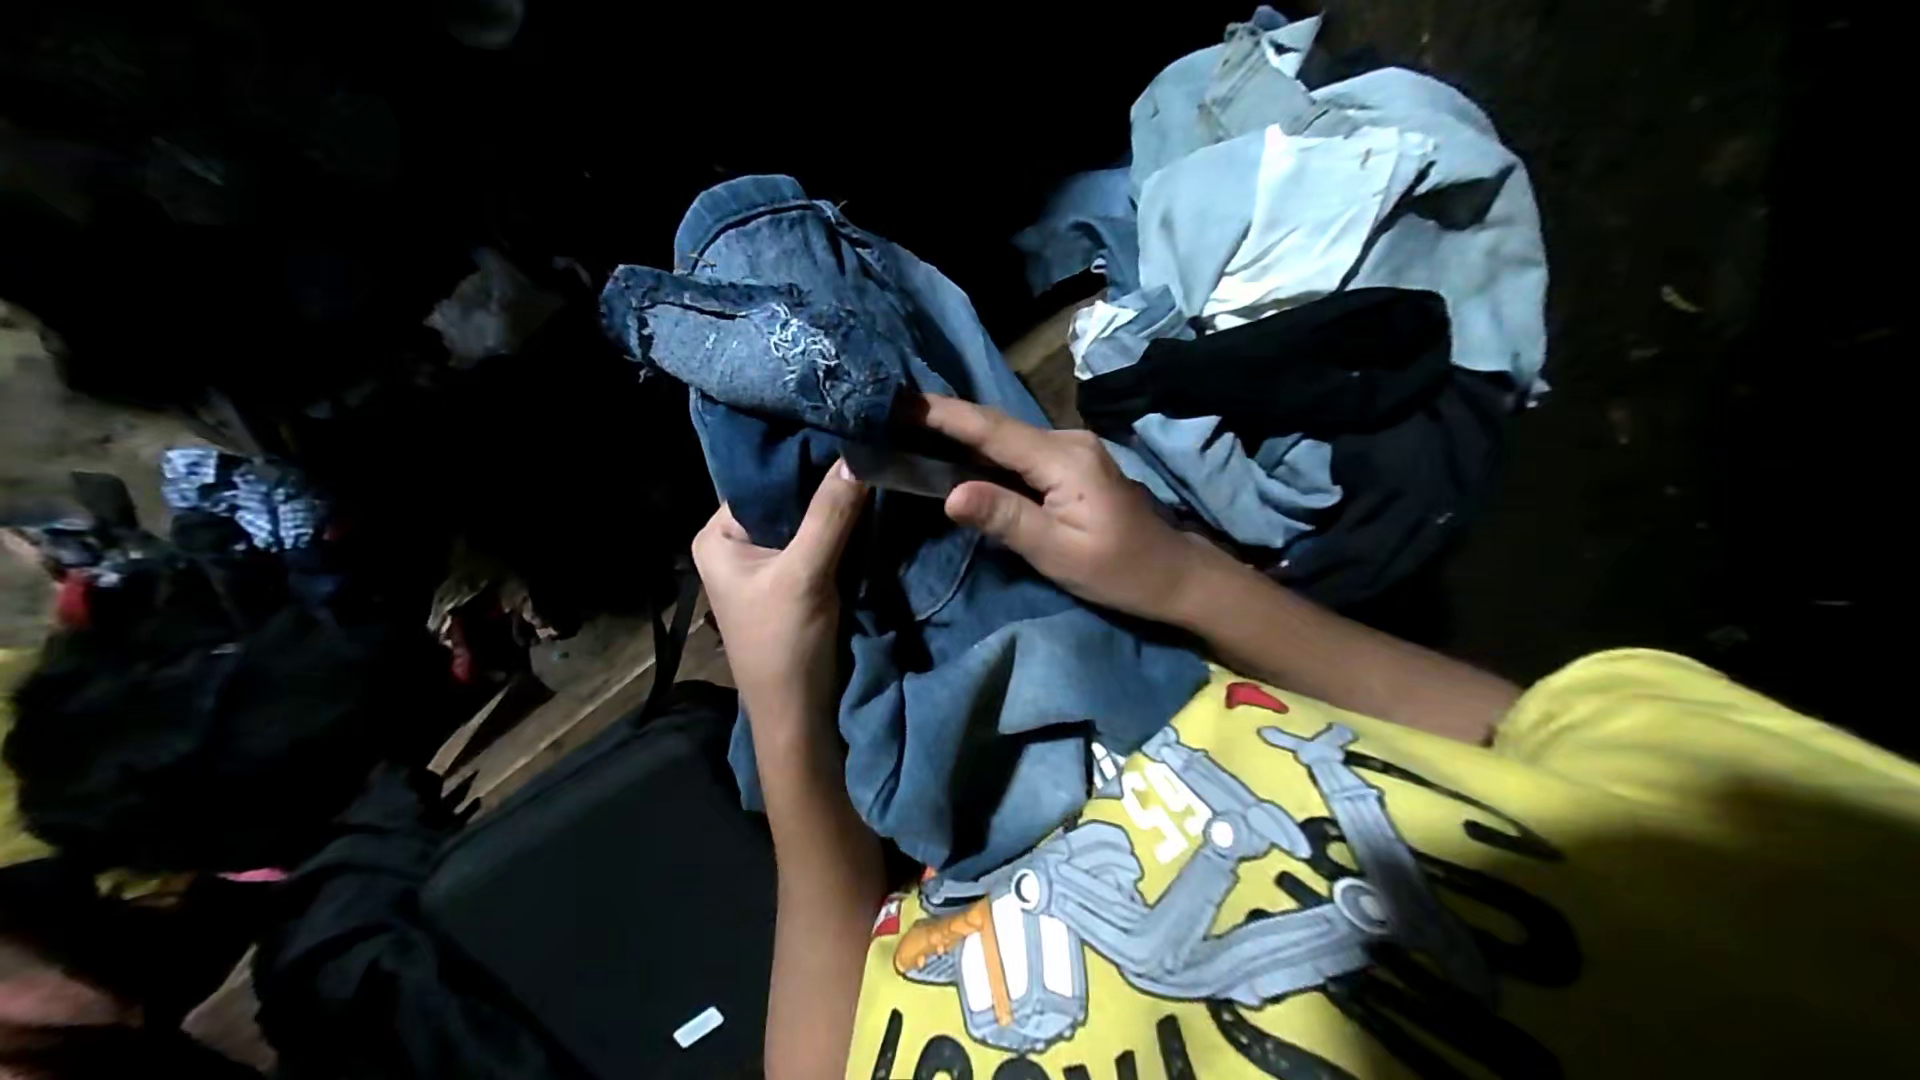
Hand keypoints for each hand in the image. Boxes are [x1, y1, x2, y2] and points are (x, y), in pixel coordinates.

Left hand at [691, 464, 869, 723]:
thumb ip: (829, 516)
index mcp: (717, 536)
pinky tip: (873, 508)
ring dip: (840, 507)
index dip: (804, 459)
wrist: (801, 715)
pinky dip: (846, 531)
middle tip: (869, 447)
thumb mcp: (804, 575)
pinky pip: (823, 542)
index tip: (847, 432)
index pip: (763, 480)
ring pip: (810, 520)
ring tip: (875, 470)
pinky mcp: (798, 580)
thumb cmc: (785, 647)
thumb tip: (857, 454)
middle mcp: (738, 543)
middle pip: (788, 499)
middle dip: (826, 483)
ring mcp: (770, 563)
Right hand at [920, 394, 1230, 624]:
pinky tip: (961, 454)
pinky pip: (1021, 451)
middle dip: (947, 418)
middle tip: (896, 413)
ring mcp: (1072, 449)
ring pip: (1008, 436)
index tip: (901, 400)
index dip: (945, 414)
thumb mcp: (1058, 552)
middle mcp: (1068, 441)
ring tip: (916, 428)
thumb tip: (950, 494)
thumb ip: (1006, 518)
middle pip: (998, 426)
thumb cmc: (1119, 570)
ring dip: (965, 433)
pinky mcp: (1072, 464)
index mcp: (1064, 458)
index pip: (993, 430)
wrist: (1174, 573)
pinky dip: (987, 451)